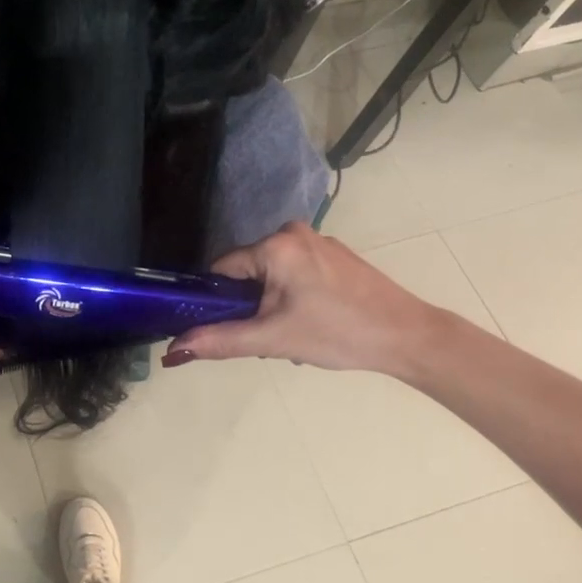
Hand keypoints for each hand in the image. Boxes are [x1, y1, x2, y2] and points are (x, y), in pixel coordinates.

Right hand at [162, 223, 461, 377]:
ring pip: (272, 275)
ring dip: (273, 305)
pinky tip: (314, 322)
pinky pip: (296, 272)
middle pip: (248, 272)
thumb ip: (220, 340)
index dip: (220, 301)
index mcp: (274, 244)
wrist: (408, 337)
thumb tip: (173, 350)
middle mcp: (293, 232)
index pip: (222, 269)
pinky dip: (295, 297)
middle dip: (252, 306)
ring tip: (296, 333)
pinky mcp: (336, 255)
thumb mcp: (273, 339)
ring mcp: (318, 241)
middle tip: (271, 337)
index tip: (232, 328)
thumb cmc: (338, 334)